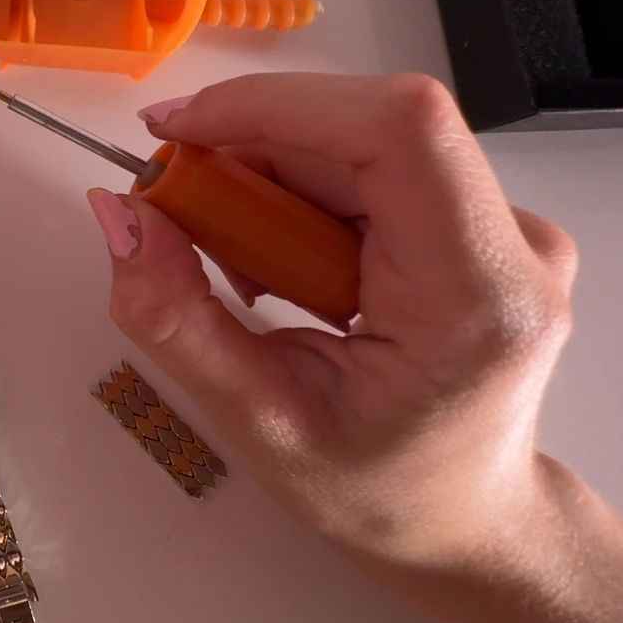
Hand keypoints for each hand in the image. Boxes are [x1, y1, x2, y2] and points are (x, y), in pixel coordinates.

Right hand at [85, 73, 573, 569]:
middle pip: (353, 128)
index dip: (271, 105)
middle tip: (167, 204)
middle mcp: (506, 236)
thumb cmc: (371, 487)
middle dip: (240, 147)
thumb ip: (169, 316)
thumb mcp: (249, 417)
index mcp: (474, 292)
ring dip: (253, 176)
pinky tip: (263, 260)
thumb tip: (115, 210)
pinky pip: (349, 164)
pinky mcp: (464, 219)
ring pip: (342, 140)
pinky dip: (277, 192)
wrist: (464, 517)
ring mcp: (493, 222)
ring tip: (225, 263)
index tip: (172, 133)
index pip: (395, 129)